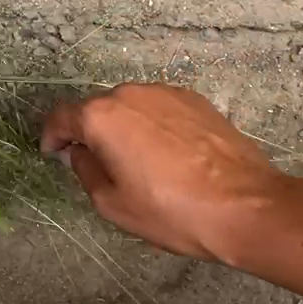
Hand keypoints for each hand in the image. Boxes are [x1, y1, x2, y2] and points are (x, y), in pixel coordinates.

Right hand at [40, 83, 286, 263]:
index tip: (53, 153)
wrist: (250, 208)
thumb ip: (84, 170)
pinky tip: (169, 155)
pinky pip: (159, 109)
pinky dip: (153, 125)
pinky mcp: (195, 100)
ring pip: (129, 107)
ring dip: (124, 127)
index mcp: (100, 116)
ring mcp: (163, 93)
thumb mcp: (112, 204)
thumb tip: (81, 152)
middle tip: (99, 163)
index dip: (52, 136)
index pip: (61, 117)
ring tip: (139, 160)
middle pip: (96, 109)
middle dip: (90, 132)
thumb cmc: (173, 211)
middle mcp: (127, 94)